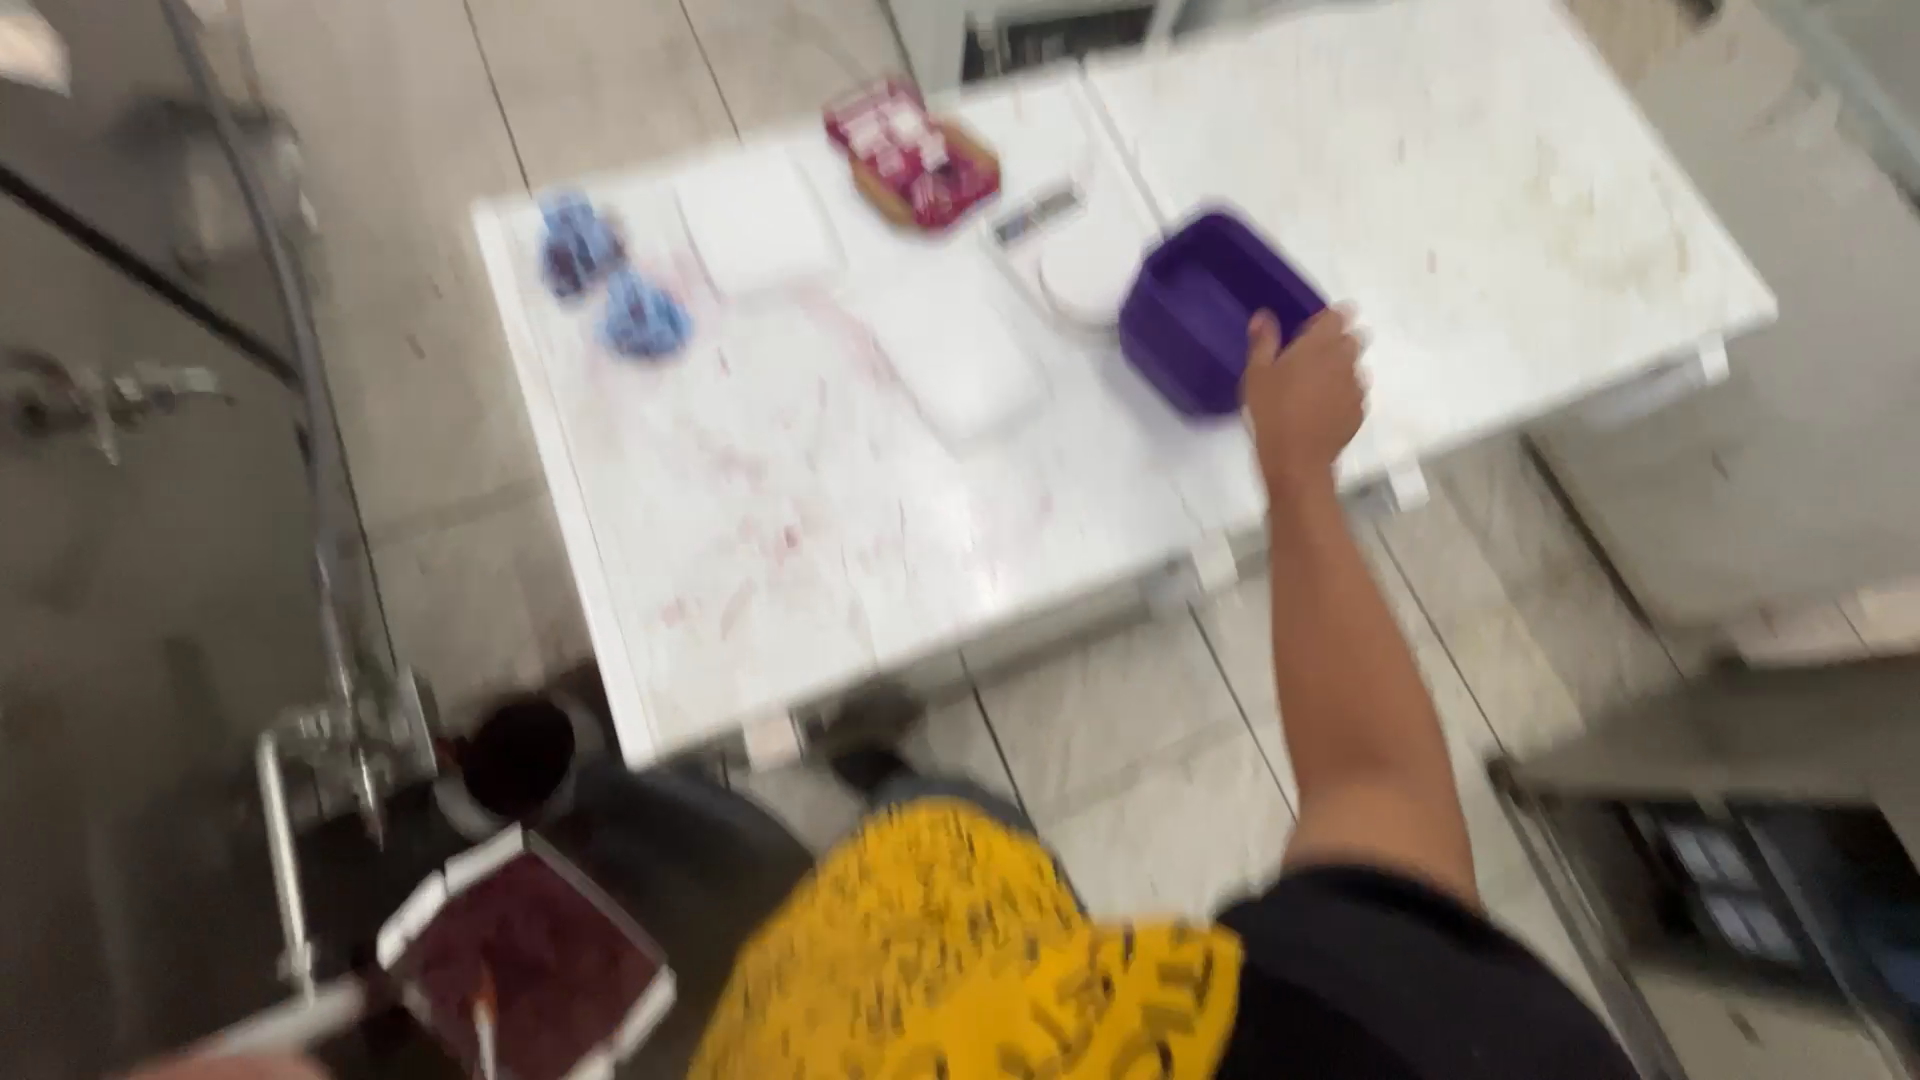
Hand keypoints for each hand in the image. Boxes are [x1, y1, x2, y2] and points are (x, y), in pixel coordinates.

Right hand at [1242, 306, 1365, 503]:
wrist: (1296, 460)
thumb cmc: (1271, 413)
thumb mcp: (1256, 375)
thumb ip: (1263, 342)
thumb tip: (1263, 315)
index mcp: (1319, 345)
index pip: (1338, 315)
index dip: (1328, 318)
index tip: (1311, 330)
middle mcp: (1345, 359)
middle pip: (1353, 337)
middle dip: (1337, 342)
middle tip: (1310, 360)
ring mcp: (1356, 386)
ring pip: (1354, 366)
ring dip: (1340, 370)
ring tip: (1314, 389)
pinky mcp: (1359, 410)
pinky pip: (1354, 393)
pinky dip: (1342, 395)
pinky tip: (1321, 411)